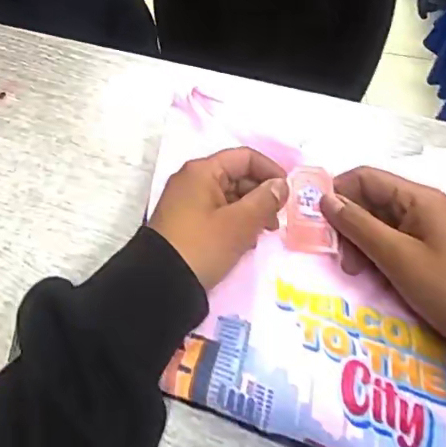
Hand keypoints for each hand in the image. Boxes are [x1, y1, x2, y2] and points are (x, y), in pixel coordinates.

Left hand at [148, 148, 287, 289]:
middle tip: (276, 220)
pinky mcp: (183, 222)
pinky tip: (244, 242)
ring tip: (261, 234)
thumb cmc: (201, 247)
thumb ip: (265, 200)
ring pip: (228, 195)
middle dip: (260, 194)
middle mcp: (192, 179)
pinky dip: (234, 221)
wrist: (157, 289)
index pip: (245, 157)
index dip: (270, 171)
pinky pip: (216, 212)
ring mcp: (186, 201)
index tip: (288, 193)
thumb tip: (281, 185)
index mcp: (203, 170)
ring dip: (249, 210)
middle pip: (236, 175)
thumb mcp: (238, 224)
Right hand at [321, 166, 445, 344]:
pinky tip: (381, 277)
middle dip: (352, 225)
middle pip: (376, 200)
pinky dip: (385, 254)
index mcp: (420, 197)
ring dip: (367, 243)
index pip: (368, 177)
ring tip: (359, 273)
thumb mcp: (399, 259)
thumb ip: (360, 227)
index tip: (320, 223)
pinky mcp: (440, 248)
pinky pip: (402, 240)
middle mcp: (427, 204)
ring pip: (386, 222)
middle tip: (344, 261)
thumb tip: (326, 199)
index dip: (340, 193)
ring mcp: (435, 226)